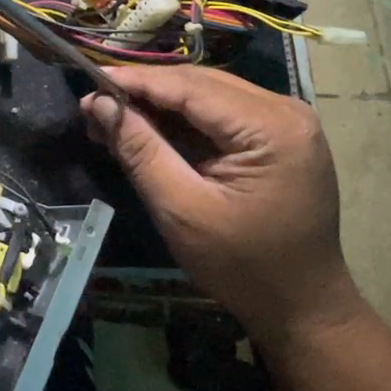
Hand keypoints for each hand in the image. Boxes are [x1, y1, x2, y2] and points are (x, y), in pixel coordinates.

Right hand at [81, 66, 359, 339]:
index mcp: (272, 127)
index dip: (136, 82)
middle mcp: (285, 111)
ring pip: (206, 94)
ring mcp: (285, 121)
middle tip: (93, 106)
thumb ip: (140, 150)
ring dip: (159, 103)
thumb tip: (98, 103)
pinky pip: (220, 112)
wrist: (302, 309)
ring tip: (110, 117)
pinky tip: (146, 128)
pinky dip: (181, 119)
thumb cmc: (243, 266)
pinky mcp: (277, 135)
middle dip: (144, 92)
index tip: (89, 83)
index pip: (190, 86)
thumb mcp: (181, 209)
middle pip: (199, 84)